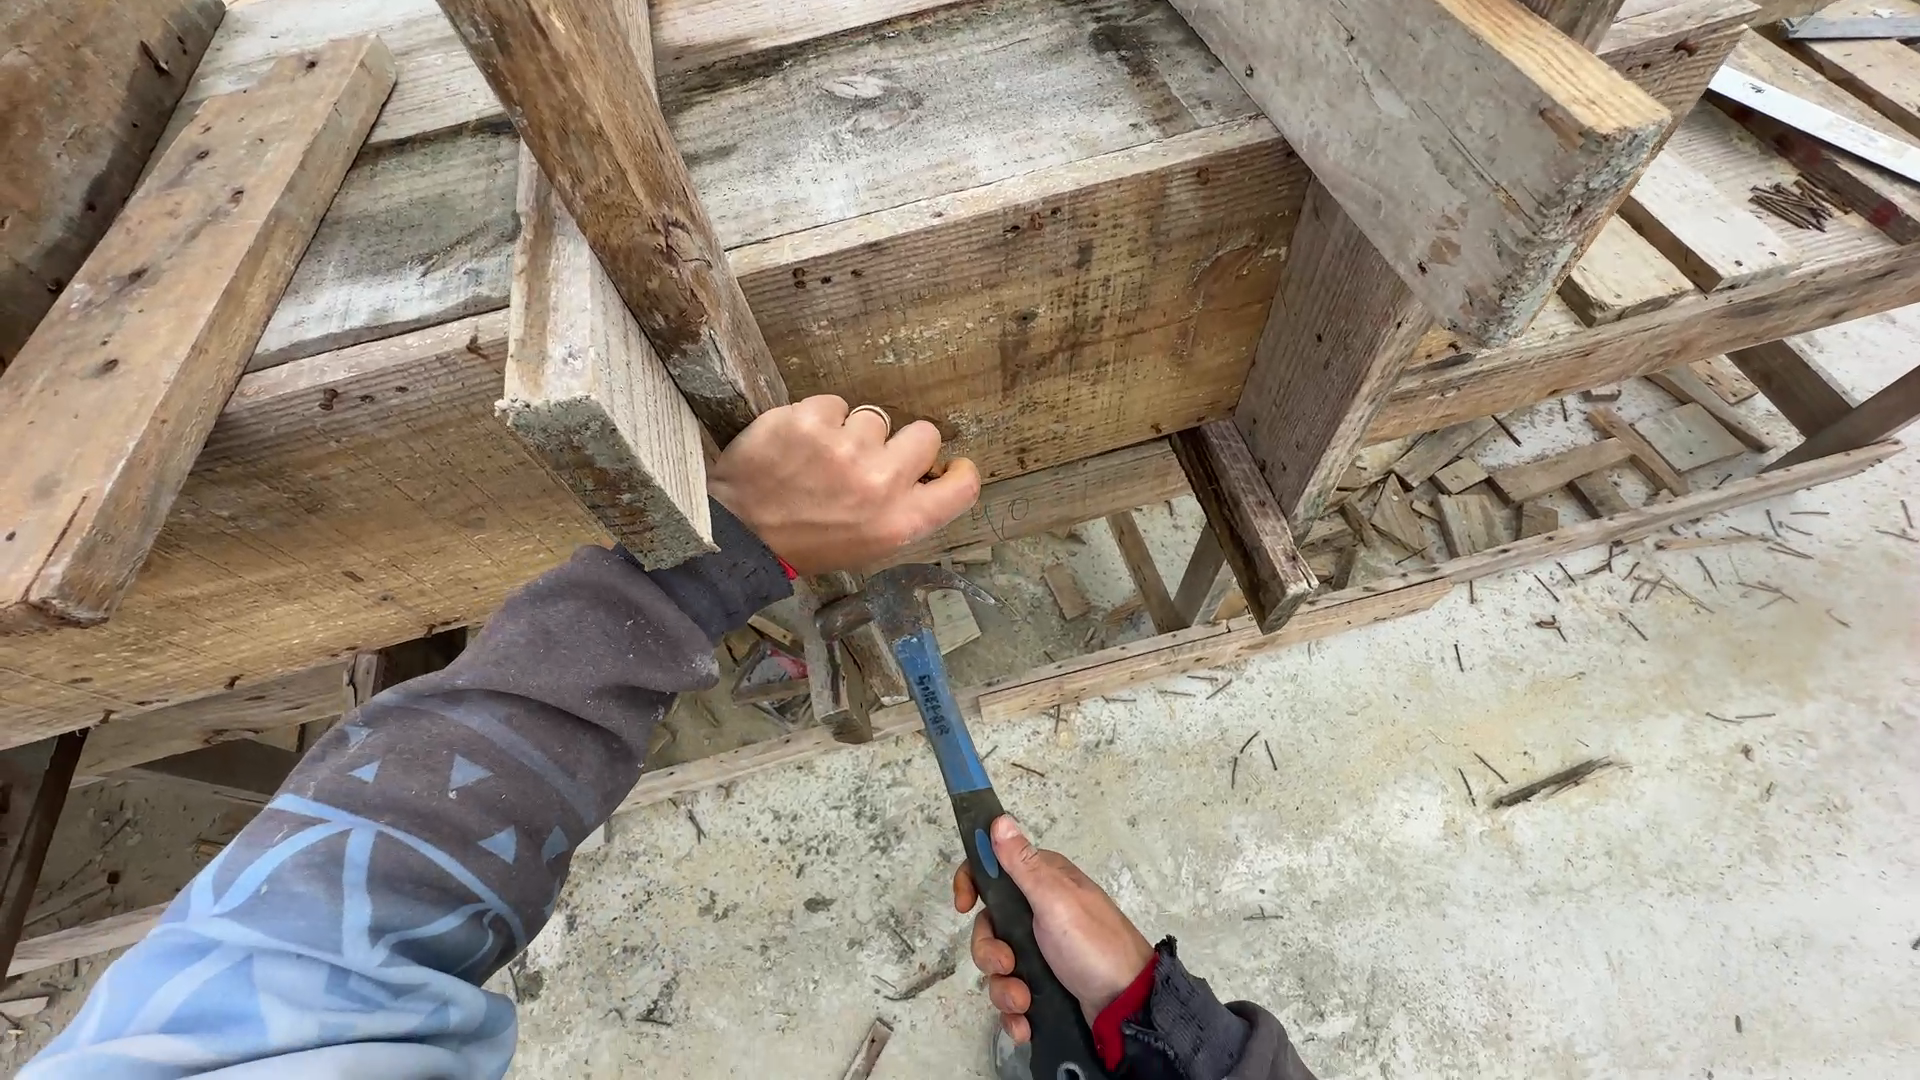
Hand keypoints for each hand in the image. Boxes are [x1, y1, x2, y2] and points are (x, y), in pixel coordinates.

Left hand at [709, 396, 980, 575]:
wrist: (739, 534)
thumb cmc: (809, 544)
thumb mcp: (870, 545)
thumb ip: (906, 509)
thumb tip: (928, 472)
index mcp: (902, 521)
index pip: (963, 485)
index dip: (957, 470)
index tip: (944, 467)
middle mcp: (882, 482)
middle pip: (925, 434)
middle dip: (899, 443)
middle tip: (867, 461)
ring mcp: (845, 446)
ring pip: (873, 417)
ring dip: (851, 432)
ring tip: (820, 458)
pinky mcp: (809, 420)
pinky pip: (833, 403)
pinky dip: (818, 419)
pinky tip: (799, 444)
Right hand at [953, 816, 1153, 1043]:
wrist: (1128, 1006)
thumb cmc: (1093, 943)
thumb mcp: (1056, 900)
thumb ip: (1023, 863)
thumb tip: (999, 820)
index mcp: (1041, 880)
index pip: (992, 869)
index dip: (971, 882)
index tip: (963, 906)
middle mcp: (1037, 910)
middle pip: (988, 924)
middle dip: (989, 951)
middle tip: (1008, 965)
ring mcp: (1040, 949)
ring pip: (997, 964)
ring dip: (1004, 988)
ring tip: (1024, 1002)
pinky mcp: (1044, 984)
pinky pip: (1011, 996)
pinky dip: (1014, 1012)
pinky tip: (1026, 1022)